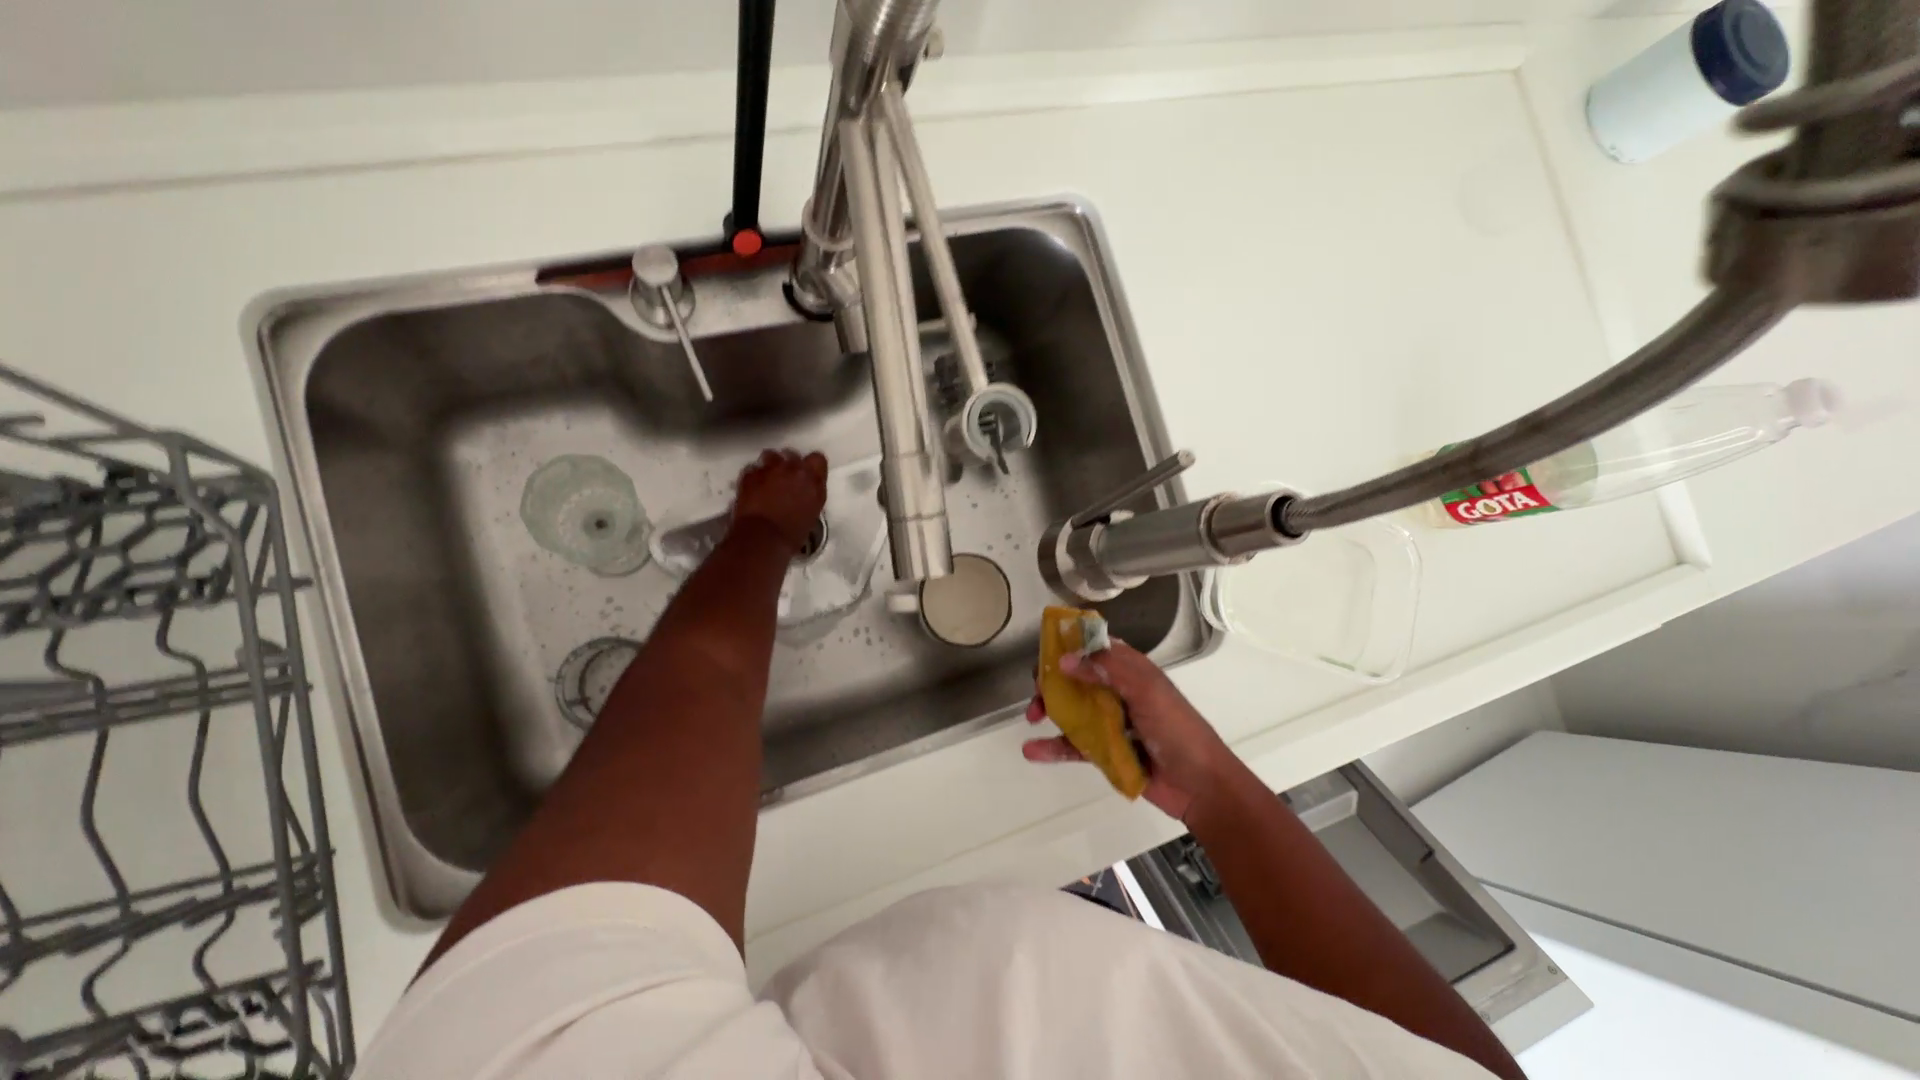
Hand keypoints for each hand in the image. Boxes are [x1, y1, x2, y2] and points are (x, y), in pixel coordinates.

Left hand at [731, 449, 828, 552]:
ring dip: (771, 466)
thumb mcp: (813, 513)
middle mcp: (792, 468)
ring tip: (768, 480)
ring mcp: (769, 469)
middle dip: (790, 465)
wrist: (762, 538)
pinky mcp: (749, 475)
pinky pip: (753, 468)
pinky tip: (753, 488)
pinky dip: (754, 476)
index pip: (817, 459)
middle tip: (786, 481)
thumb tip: (807, 489)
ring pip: (771, 455)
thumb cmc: (792, 533)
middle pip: (792, 455)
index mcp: (812, 479)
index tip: (808, 476)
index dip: (812, 466)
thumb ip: (812, 494)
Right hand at [1023, 640, 1240, 821]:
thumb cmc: (1178, 731)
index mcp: (1133, 673)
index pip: (1098, 649)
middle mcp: (1120, 693)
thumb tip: (1066, 658)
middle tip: (1037, 692)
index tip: (1045, 651)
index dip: (1072, 646)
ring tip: (1031, 719)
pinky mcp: (1107, 753)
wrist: (1201, 786)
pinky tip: (1032, 750)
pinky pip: (1075, 745)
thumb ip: (1110, 669)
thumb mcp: (1148, 691)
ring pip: (1073, 711)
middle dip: (1053, 681)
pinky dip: (1053, 747)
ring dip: (1049, 710)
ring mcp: (1113, 724)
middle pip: (1078, 679)